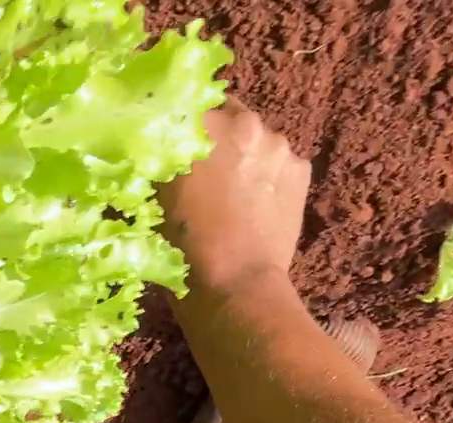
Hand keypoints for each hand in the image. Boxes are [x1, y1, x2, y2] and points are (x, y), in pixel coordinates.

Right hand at [159, 100, 310, 291]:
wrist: (235, 289)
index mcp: (200, 128)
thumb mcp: (154, 206)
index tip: (170, 145)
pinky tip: (254, 206)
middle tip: (201, 175)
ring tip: (231, 195)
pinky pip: (278, 161)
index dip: (177, 124)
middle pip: (225, 115)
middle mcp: (244, 122)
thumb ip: (157, 167)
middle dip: (213, 139)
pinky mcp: (300, 168)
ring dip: (242, 157)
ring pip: (255, 139)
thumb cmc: (183, 252)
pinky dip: (266, 177)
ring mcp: (278, 144)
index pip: (184, 104)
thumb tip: (151, 151)